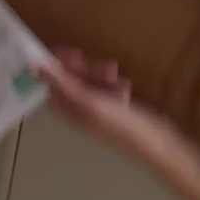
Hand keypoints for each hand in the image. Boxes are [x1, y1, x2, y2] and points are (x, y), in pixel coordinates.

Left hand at [36, 48, 186, 167]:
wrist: (166, 149)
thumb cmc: (123, 126)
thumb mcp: (89, 102)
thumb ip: (61, 83)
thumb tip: (33, 65)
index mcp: (67, 110)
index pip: (49, 83)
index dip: (51, 66)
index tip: (57, 50)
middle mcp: (79, 109)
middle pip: (69, 80)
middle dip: (75, 66)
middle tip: (82, 54)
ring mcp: (100, 109)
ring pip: (89, 82)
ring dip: (96, 72)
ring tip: (111, 68)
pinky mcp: (120, 109)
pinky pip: (109, 88)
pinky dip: (113, 82)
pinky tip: (124, 82)